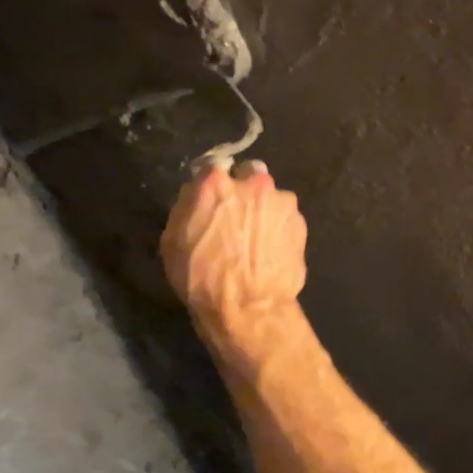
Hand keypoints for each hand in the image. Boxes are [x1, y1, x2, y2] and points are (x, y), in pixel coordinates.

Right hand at [161, 159, 307, 370]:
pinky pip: (282, 217)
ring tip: (250, 239)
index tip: (205, 196)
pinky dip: (274, 228)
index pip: (212, 164)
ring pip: (269, 196)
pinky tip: (264, 251)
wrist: (247, 307)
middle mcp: (253, 183)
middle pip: (247, 173)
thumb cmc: (199, 275)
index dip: (208, 180)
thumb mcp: (172, 241)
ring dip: (260, 209)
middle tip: (230, 216)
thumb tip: (196, 196)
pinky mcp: (300, 223)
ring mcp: (282, 202)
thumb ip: (186, 208)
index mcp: (215, 184)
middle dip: (240, 189)